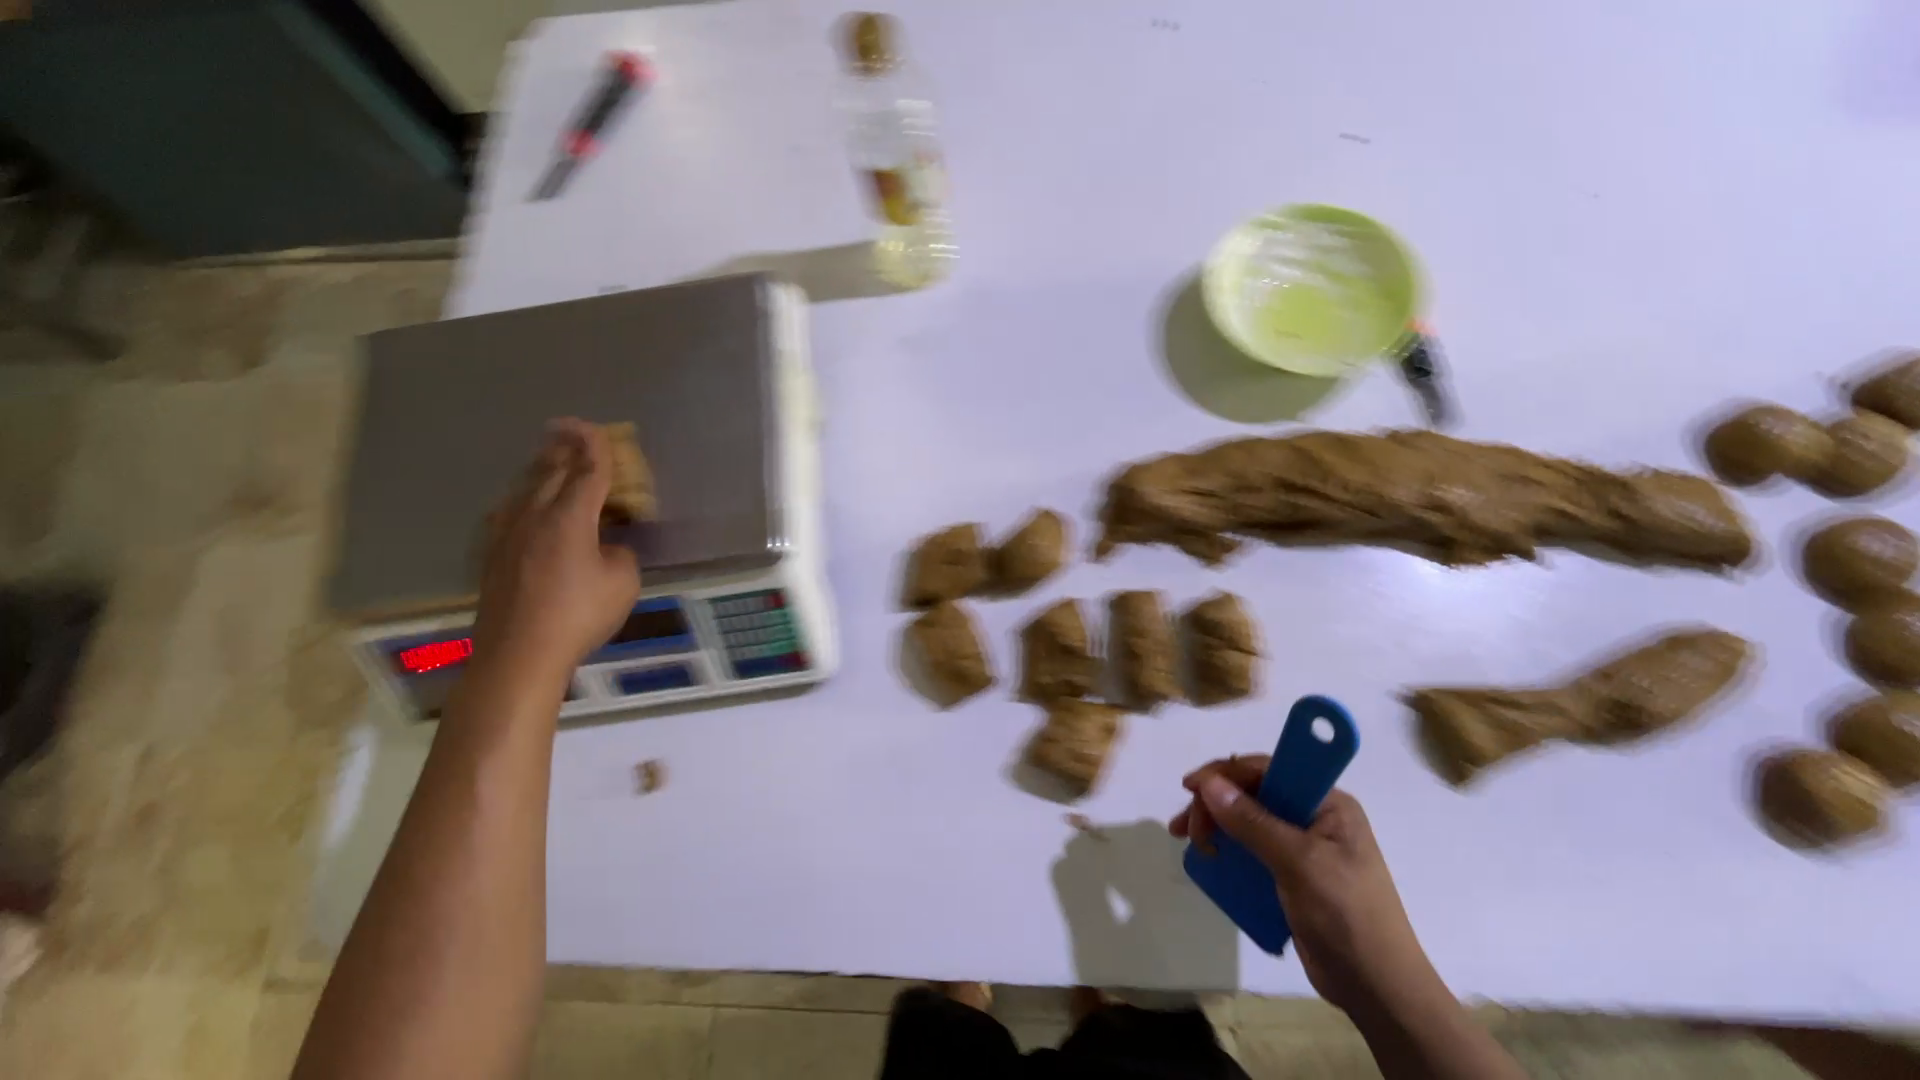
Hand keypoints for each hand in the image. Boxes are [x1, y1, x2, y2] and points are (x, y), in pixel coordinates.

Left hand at [472, 419, 641, 679]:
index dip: (595, 445)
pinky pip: (510, 506)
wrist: (518, 654)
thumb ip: (620, 553)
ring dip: (541, 465)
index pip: (586, 468)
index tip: (597, 427)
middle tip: (571, 431)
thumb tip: (606, 546)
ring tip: (551, 456)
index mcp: (570, 516)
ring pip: (525, 484)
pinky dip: (525, 492)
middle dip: (564, 446)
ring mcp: (507, 531)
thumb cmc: (578, 616)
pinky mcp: (493, 552)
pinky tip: (524, 500)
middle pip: (550, 468)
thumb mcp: (623, 583)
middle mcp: (534, 513)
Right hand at [1170, 757, 1445, 1018]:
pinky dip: (1229, 853)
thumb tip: (1208, 784)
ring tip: (1192, 845)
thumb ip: (1252, 822)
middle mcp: (1316, 818)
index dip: (1226, 773)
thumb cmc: (1346, 916)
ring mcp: (1304, 848)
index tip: (1189, 787)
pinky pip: (1252, 852)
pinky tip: (1210, 864)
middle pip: (1253, 794)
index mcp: (1328, 803)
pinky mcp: (1292, 877)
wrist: (1377, 987)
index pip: (1269, 769)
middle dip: (1215, 806)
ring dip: (1217, 828)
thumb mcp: (1299, 863)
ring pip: (1248, 823)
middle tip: (1185, 830)